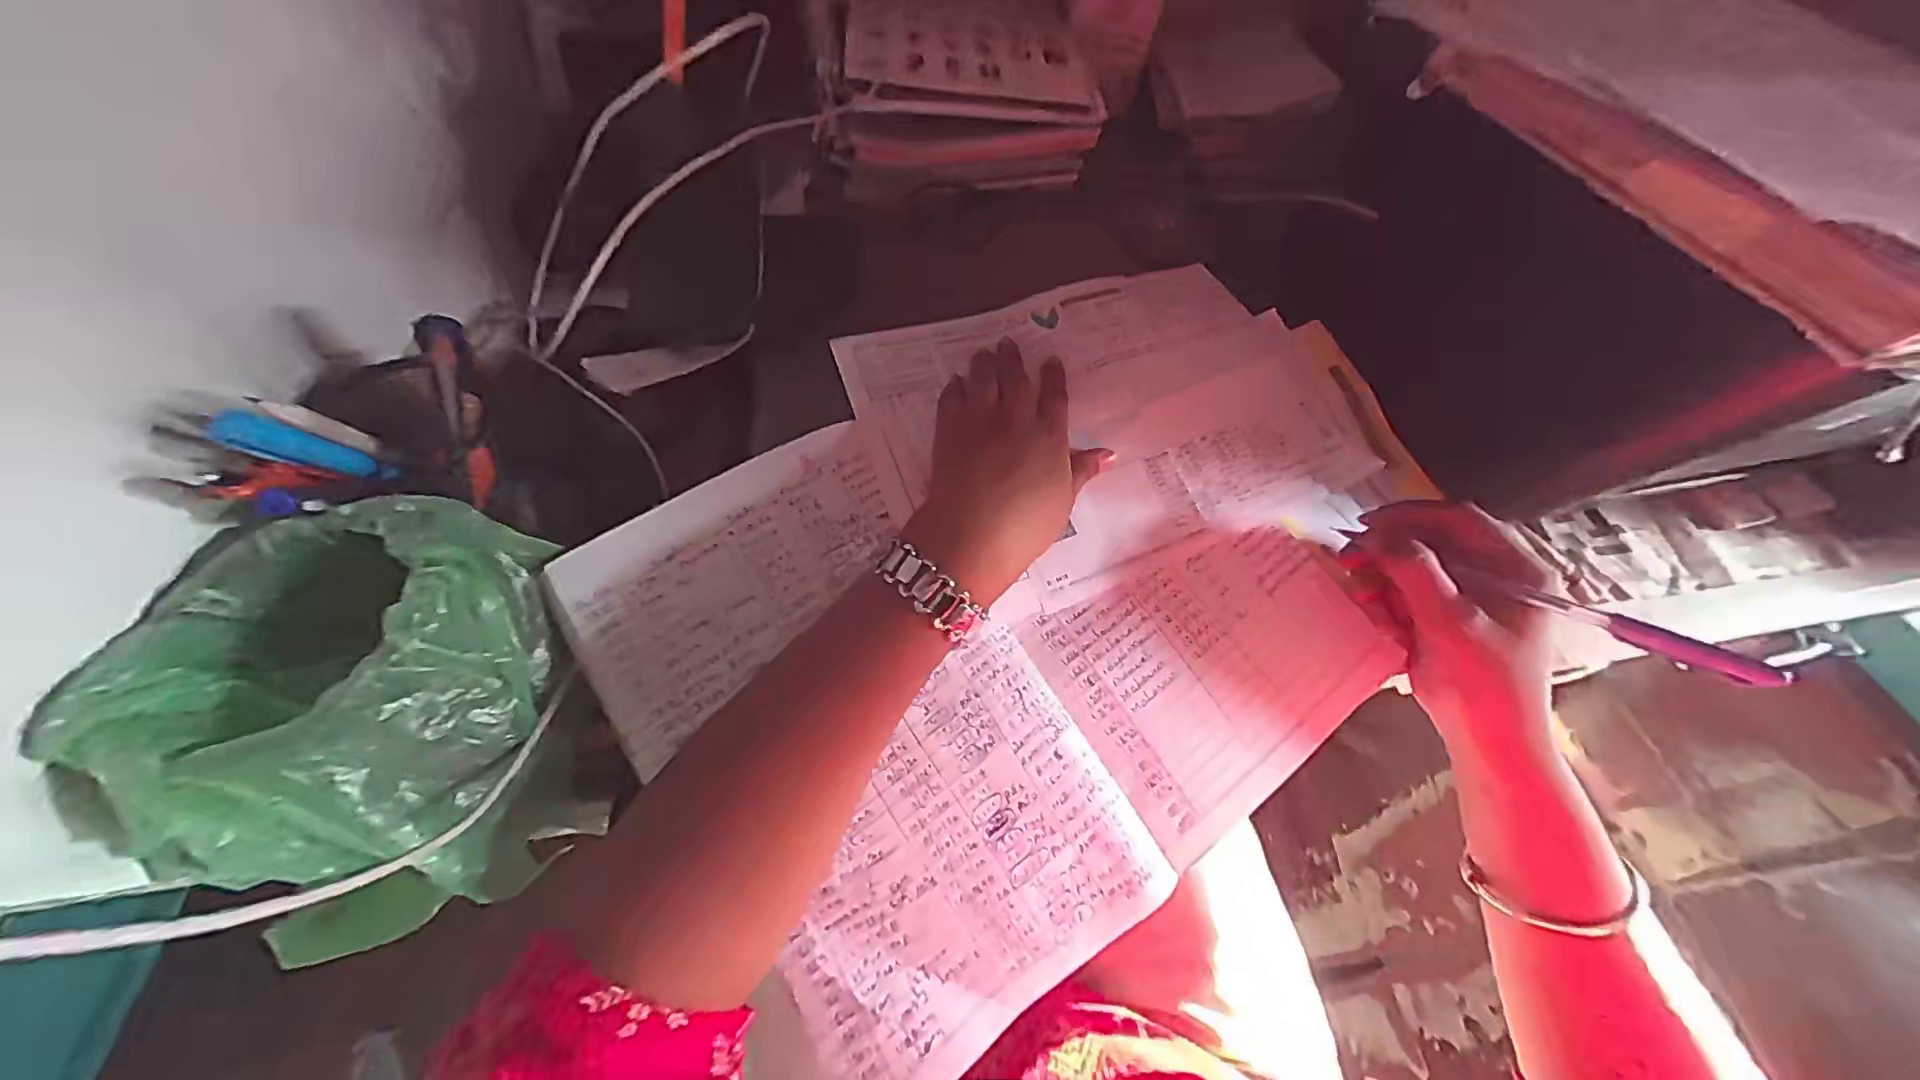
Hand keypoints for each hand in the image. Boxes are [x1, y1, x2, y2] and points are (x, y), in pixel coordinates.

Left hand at [900, 340, 1111, 604]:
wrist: (970, 534)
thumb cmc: (1024, 526)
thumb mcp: (1062, 503)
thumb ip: (1080, 473)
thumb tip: (1106, 454)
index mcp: (1048, 437)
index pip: (1054, 397)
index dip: (1052, 377)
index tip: (1050, 361)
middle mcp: (1015, 421)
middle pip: (1016, 380)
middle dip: (1013, 359)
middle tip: (1008, 344)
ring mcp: (979, 422)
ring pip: (983, 380)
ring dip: (983, 364)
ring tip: (983, 354)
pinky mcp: (949, 431)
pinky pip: (951, 399)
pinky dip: (955, 388)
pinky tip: (956, 383)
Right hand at [1349, 501, 1557, 752]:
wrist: (1487, 737)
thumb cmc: (1484, 684)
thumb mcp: (1450, 622)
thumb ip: (1417, 572)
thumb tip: (1380, 536)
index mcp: (1517, 569)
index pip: (1460, 519)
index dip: (1411, 515)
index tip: (1368, 524)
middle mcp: (1495, 576)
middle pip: (1430, 542)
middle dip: (1388, 553)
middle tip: (1352, 561)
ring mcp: (1469, 597)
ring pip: (1412, 568)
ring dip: (1383, 580)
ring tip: (1368, 601)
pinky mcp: (1445, 617)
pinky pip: (1406, 594)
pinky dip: (1387, 602)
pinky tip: (1385, 622)